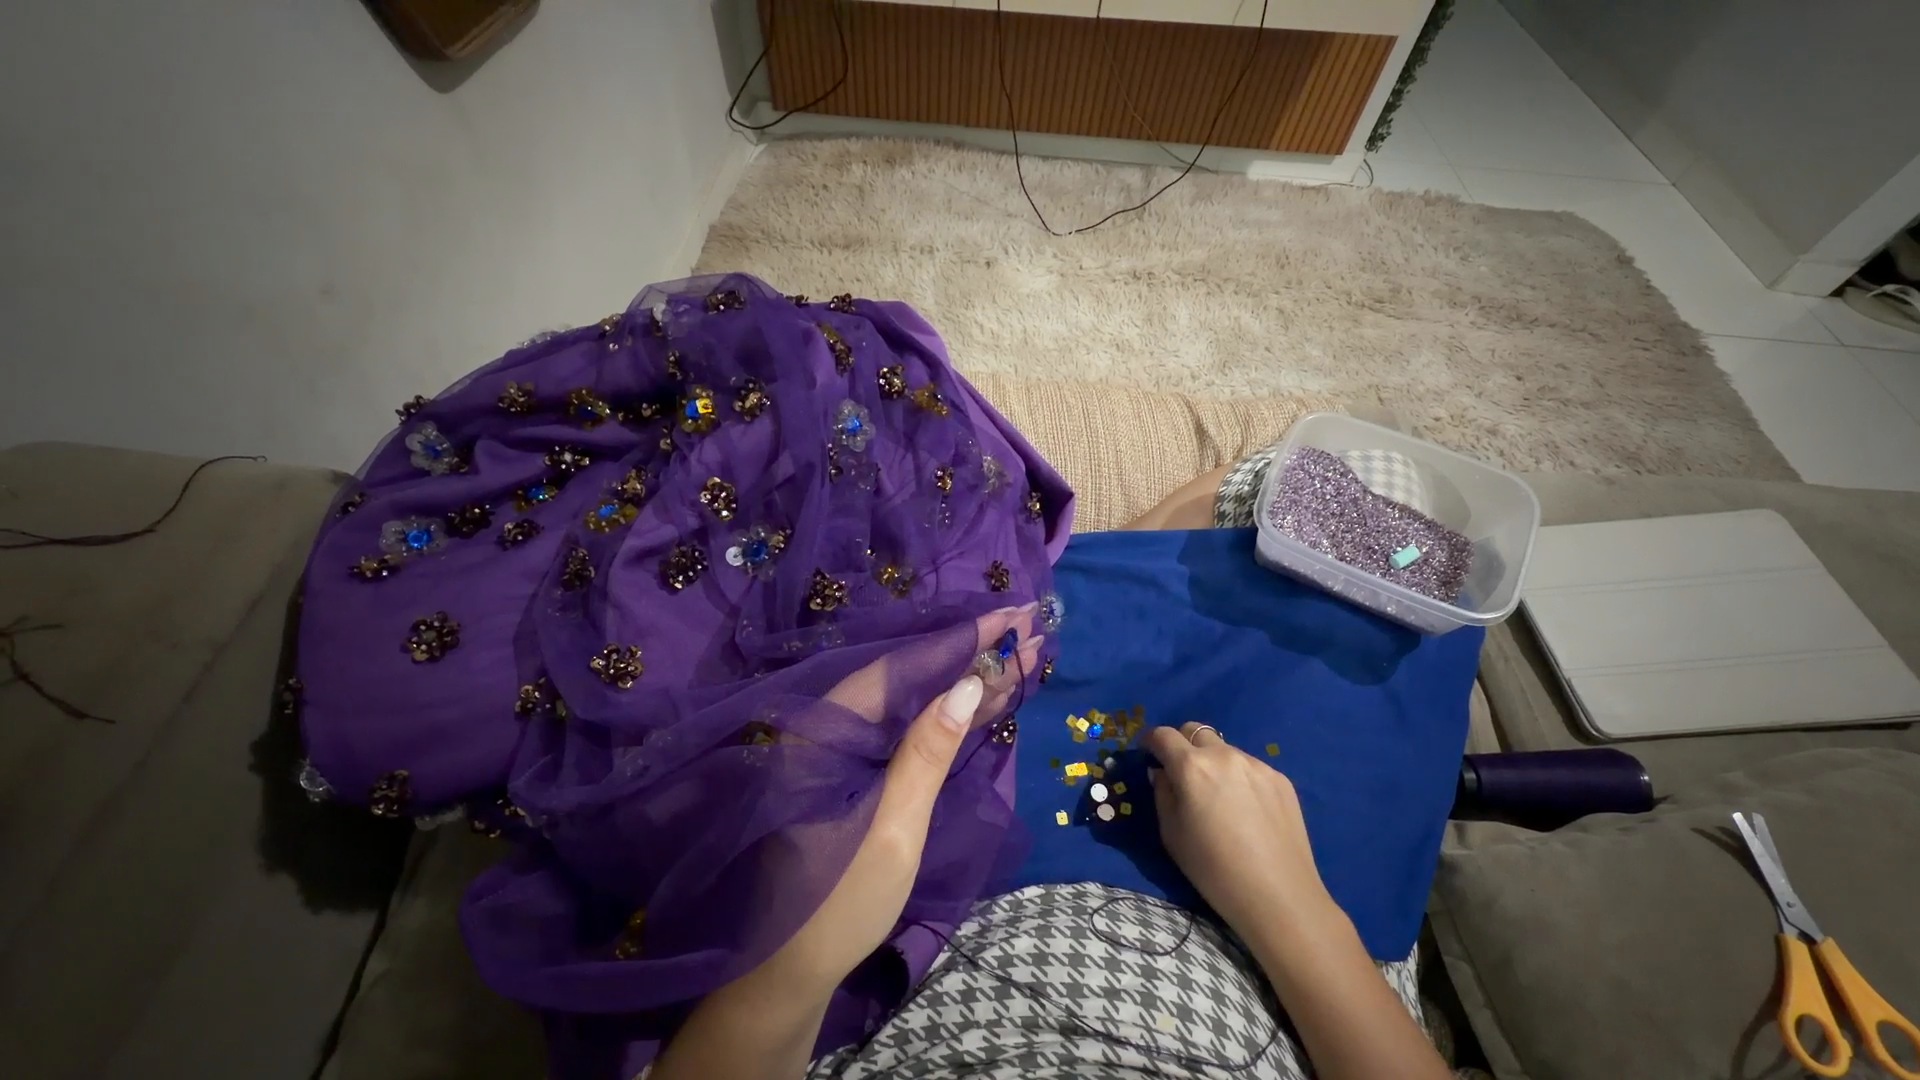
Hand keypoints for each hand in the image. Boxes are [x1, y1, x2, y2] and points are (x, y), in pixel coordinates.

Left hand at [761, 607, 1037, 993]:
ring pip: (914, 706)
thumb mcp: (892, 828)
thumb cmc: (838, 902)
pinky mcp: (860, 776)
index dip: (957, 642)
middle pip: (910, 682)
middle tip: (1028, 631)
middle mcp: (829, 731)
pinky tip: (986, 702)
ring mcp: (845, 754)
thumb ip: (927, 753)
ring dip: (967, 685)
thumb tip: (966, 685)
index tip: (1007, 617)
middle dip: (971, 658)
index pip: (900, 670)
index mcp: (823, 734)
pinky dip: (949, 720)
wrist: (791, 969)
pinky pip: (909, 734)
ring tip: (1023, 659)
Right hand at [1145, 722, 1339, 946]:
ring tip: (1220, 797)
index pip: (1163, 735)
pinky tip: (1248, 810)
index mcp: (1192, 767)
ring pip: (1225, 750)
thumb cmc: (1213, 869)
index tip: (1149, 754)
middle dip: (1183, 745)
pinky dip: (1240, 778)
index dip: (1151, 741)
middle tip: (1183, 774)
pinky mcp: (1281, 779)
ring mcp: (1257, 765)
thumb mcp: (1171, 834)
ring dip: (1214, 762)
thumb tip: (1163, 774)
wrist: (1278, 896)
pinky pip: (1251, 767)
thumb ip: (1162, 794)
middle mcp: (1224, 756)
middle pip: (1196, 731)